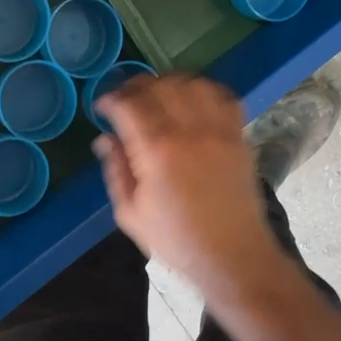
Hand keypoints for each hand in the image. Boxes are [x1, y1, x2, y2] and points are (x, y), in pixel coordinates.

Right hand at [93, 75, 282, 290]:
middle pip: (158, 86)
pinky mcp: (238, 137)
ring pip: (191, 84)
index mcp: (156, 151)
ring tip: (158, 98)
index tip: (102, 108)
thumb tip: (105, 139)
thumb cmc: (175, 240)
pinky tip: (192, 103)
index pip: (128, 104)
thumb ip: (116, 170)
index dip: (110, 99)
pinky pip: (223, 97)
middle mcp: (188, 131)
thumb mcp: (130, 213)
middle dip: (135, 87)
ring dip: (168, 84)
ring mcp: (218, 131)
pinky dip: (204, 91)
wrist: (231, 255)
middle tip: (125, 101)